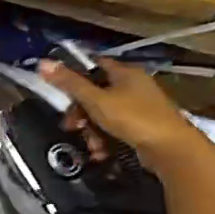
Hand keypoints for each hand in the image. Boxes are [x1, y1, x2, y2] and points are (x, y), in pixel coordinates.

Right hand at [38, 59, 208, 166]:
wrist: (172, 150)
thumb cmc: (133, 118)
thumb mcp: (95, 100)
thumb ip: (69, 83)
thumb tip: (42, 62)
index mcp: (125, 73)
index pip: (94, 64)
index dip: (75, 75)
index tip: (61, 91)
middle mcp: (135, 86)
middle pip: (96, 93)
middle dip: (80, 112)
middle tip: (71, 126)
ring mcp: (142, 107)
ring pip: (104, 113)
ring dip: (91, 130)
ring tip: (91, 144)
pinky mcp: (145, 127)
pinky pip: (117, 128)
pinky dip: (106, 139)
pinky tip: (101, 151)